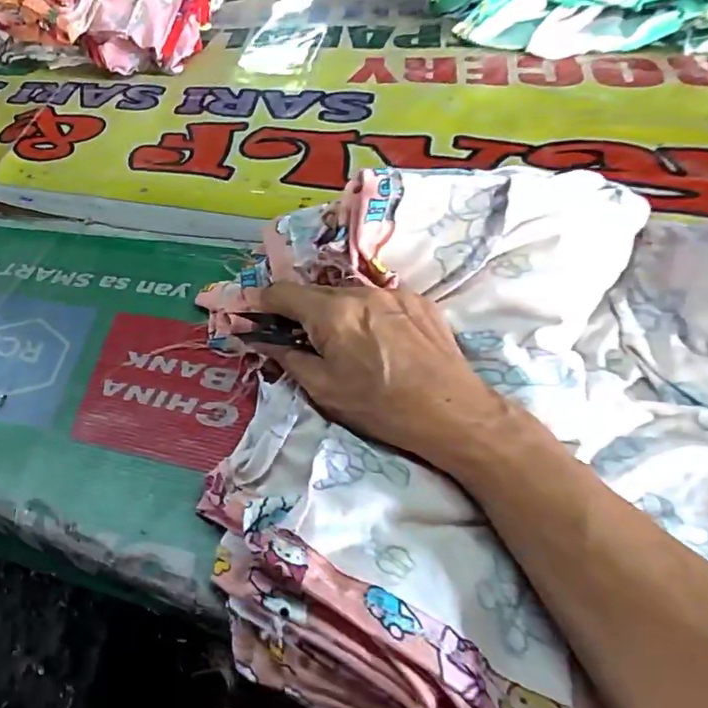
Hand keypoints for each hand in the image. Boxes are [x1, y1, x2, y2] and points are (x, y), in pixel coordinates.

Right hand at [246, 283, 512, 470]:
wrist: (454, 414)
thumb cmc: (380, 406)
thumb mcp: (322, 388)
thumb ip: (287, 357)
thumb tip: (263, 340)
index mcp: (332, 313)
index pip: (281, 292)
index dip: (261, 303)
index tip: (253, 317)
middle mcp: (361, 293)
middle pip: (314, 292)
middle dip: (298, 311)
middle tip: (295, 339)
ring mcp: (393, 294)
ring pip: (346, 296)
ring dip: (332, 313)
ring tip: (340, 345)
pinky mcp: (419, 302)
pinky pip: (376, 301)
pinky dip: (363, 315)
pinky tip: (373, 342)